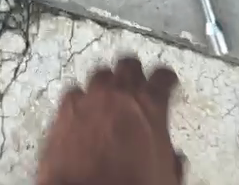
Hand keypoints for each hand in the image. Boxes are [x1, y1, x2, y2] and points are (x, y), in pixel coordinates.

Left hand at [36, 56, 182, 184]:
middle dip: (135, 73)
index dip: (166, 78)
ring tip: (110, 96)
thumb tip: (174, 160)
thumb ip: (170, 158)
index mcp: (149, 105)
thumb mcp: (165, 178)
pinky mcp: (65, 109)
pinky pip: (75, 93)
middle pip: (128, 65)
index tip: (167, 81)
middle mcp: (119, 94)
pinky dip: (81, 100)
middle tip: (138, 83)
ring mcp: (90, 98)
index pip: (162, 77)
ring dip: (108, 83)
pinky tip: (83, 110)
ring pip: (101, 75)